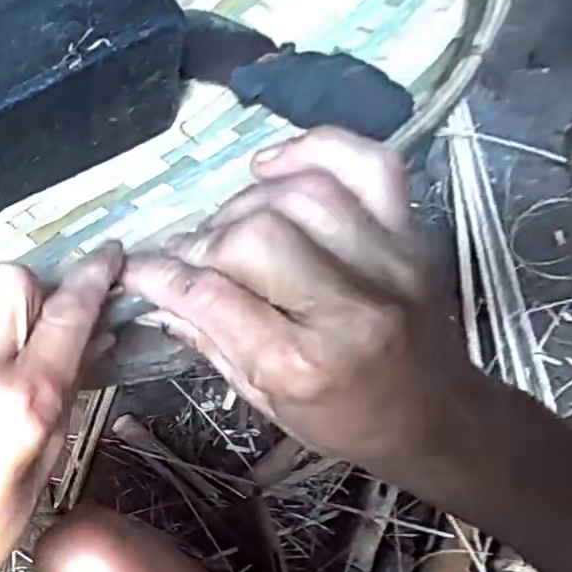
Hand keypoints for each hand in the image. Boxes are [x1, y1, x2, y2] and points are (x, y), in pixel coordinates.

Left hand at [0, 245, 120, 571]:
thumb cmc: (8, 506)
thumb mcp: (56, 444)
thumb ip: (73, 378)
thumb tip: (96, 328)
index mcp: (26, 400)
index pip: (67, 314)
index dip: (93, 276)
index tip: (107, 256)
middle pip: (9, 278)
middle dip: (35, 289)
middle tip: (39, 320)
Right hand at [123, 127, 496, 495]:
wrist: (436, 417)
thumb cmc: (344, 423)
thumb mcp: (268, 404)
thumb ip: (214, 347)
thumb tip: (164, 302)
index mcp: (301, 365)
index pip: (211, 297)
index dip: (160, 276)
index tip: (135, 268)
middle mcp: (346, 308)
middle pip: (251, 237)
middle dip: (202, 243)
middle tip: (188, 259)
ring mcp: (387, 262)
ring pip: (298, 194)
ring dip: (244, 203)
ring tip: (227, 228)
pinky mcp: (412, 235)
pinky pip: (365, 162)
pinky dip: (312, 148)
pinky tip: (271, 167)